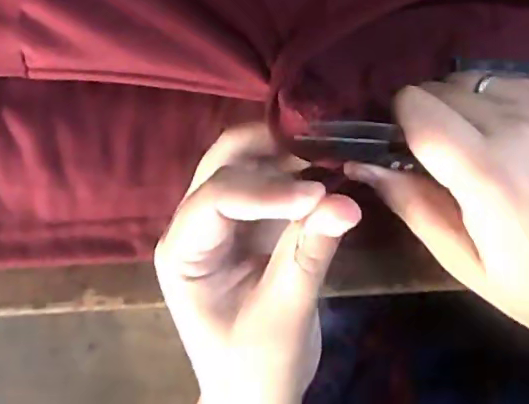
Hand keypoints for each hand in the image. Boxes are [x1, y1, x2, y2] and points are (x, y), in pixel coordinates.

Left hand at [155, 124, 361, 403]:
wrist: (257, 396)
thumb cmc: (257, 369)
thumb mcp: (284, 318)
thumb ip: (308, 255)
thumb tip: (346, 202)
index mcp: (183, 252)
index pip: (216, 199)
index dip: (265, 189)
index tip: (316, 192)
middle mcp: (194, 223)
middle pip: (225, 161)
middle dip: (270, 149)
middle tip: (320, 149)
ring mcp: (221, 215)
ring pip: (246, 156)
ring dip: (284, 151)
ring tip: (328, 155)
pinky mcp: (249, 215)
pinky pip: (268, 173)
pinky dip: (295, 166)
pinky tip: (325, 166)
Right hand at [346, 73, 528, 373]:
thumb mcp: (464, 262)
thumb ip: (409, 203)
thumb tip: (361, 162)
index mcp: (489, 174)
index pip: (416, 106)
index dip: (400, 121)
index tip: (407, 150)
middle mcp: (518, 127)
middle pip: (439, 88)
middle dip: (428, 115)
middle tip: (446, 159)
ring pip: (470, 79)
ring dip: (460, 105)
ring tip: (479, 146)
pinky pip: (506, 82)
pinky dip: (492, 101)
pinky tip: (510, 138)